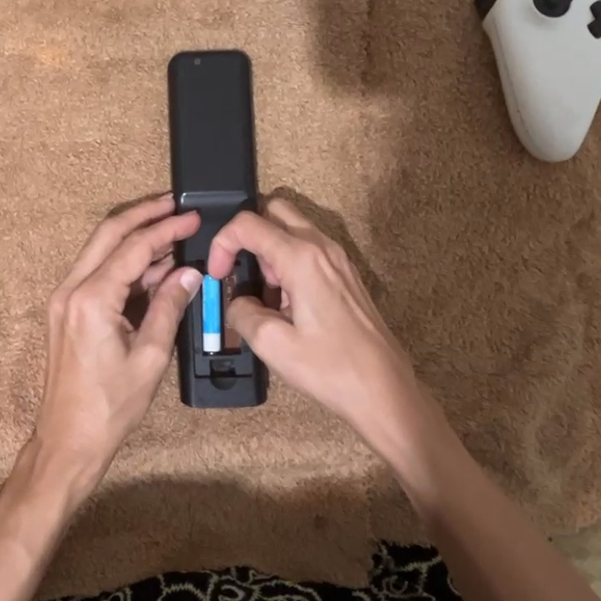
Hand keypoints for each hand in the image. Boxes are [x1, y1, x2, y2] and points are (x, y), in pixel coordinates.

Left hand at [34, 195, 201, 472]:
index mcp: (91, 300)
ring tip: (172, 234)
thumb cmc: (109, 407)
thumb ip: (168, 308)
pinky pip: (96, 273)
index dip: (166, 229)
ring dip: (134, 238)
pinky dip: (123, 263)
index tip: (193, 218)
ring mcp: (64, 300)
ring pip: (100, 250)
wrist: (68, 440)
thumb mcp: (150, 357)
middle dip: (144, 215)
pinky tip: (153, 267)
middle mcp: (71, 291)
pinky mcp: (66, 312)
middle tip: (176, 205)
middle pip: (108, 233)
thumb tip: (188, 274)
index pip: (133, 247)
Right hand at [205, 198, 423, 437]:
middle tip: (242, 275)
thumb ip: (242, 313)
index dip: (222, 244)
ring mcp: (338, 260)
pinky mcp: (344, 275)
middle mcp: (322, 249)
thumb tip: (237, 303)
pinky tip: (287, 306)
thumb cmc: (332, 368)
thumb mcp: (272, 345)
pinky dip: (288, 265)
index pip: (248, 224)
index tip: (218, 276)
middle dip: (248, 237)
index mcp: (302, 259)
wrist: (383, 388)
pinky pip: (308, 251)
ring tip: (266, 299)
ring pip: (292, 230)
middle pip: (274, 212)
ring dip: (269, 253)